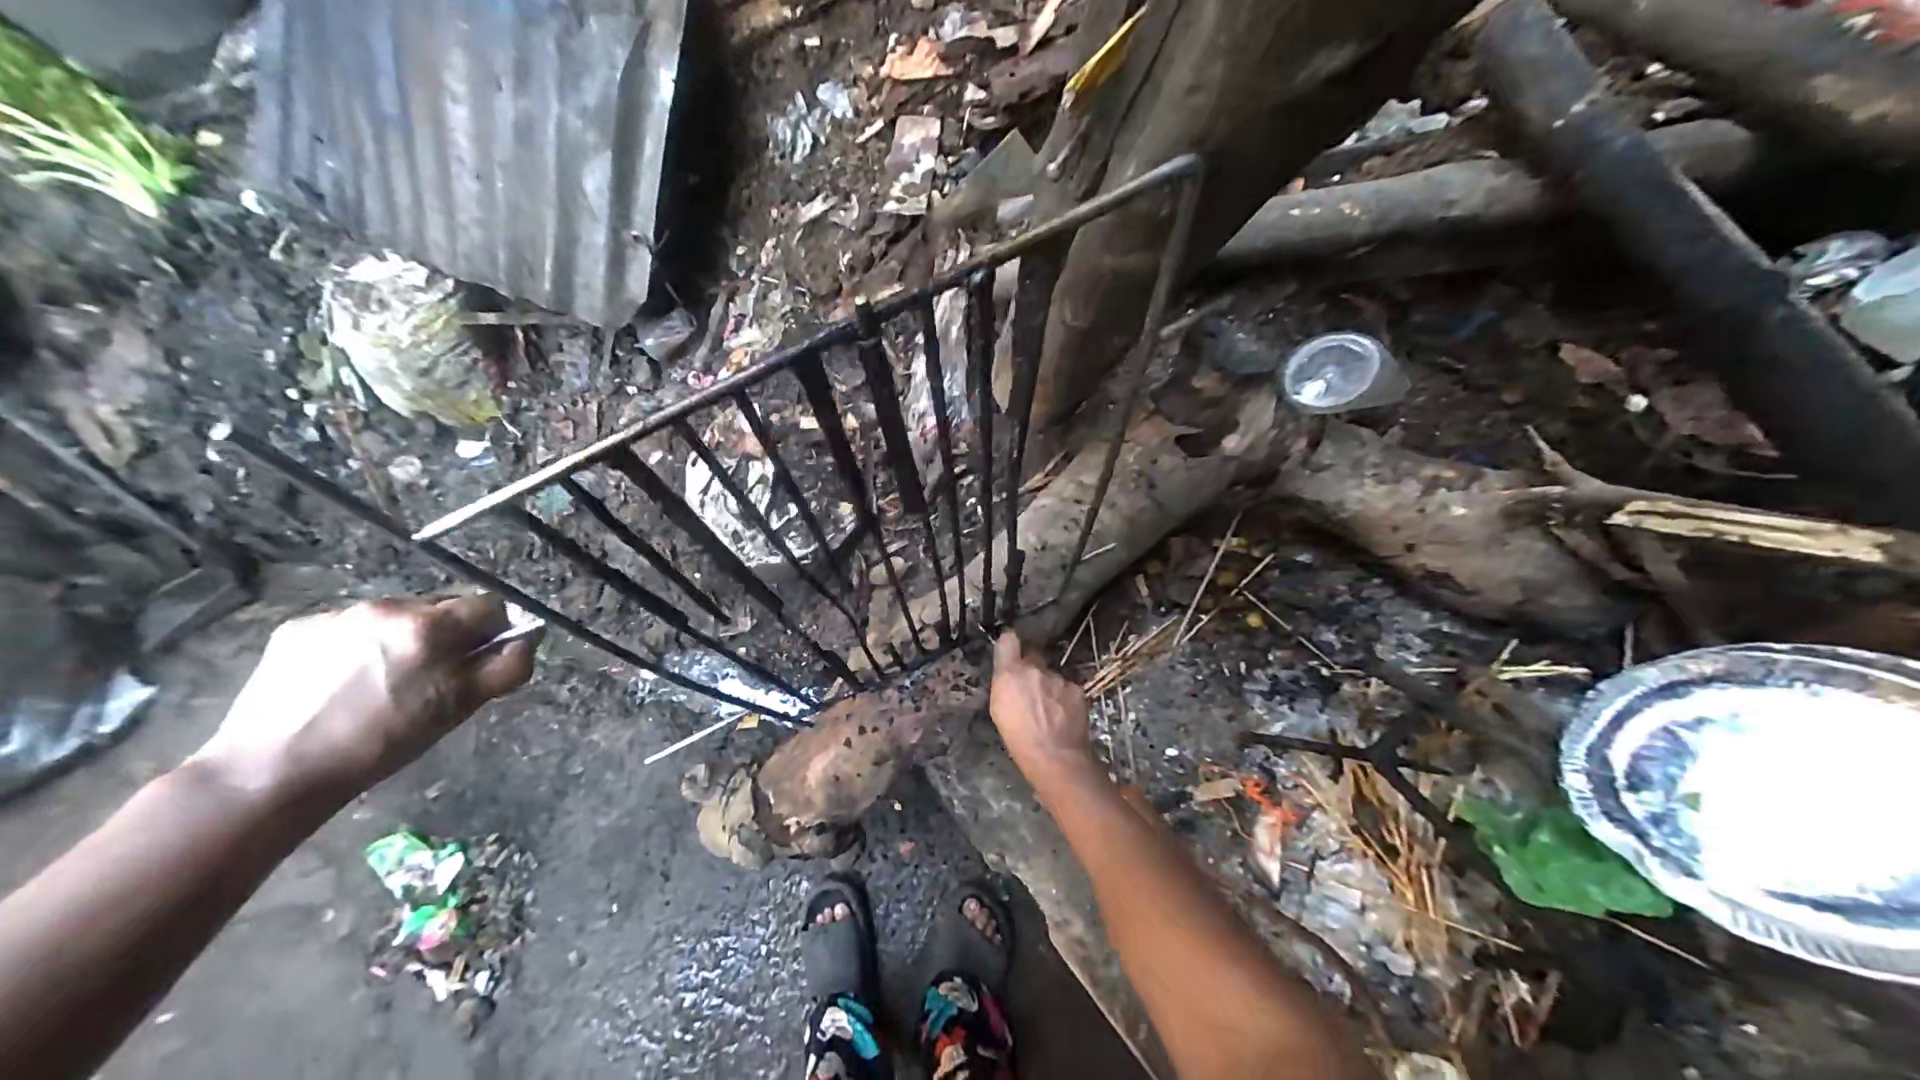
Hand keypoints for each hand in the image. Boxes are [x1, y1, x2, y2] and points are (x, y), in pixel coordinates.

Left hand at [191, 595, 540, 801]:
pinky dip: (358, 647)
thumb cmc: (380, 744)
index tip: (481, 659)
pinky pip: (350, 627)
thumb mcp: (459, 709)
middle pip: (440, 607)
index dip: (493, 631)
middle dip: (446, 634)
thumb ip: (506, 668)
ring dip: (403, 639)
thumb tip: (527, 639)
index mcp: (431, 626)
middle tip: (431, 677)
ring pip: (395, 617)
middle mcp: (388, 607)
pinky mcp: (298, 628)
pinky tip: (343, 682)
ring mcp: (339, 615)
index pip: (488, 606)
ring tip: (383, 681)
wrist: (271, 771)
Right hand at [990, 631, 1095, 785]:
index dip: (1010, 643)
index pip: (1008, 640)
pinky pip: (1068, 688)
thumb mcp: (999, 710)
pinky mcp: (1077, 689)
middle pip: (1034, 658)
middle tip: (1032, 691)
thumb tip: (1010, 676)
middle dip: (1032, 670)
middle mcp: (1035, 669)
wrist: (1054, 756)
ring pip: (1052, 676)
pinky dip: (1066, 698)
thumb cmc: (1018, 738)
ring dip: (1050, 687)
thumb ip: (1005, 684)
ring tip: (1050, 711)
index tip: (1011, 647)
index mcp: (1010, 673)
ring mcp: (1058, 678)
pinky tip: (1064, 716)